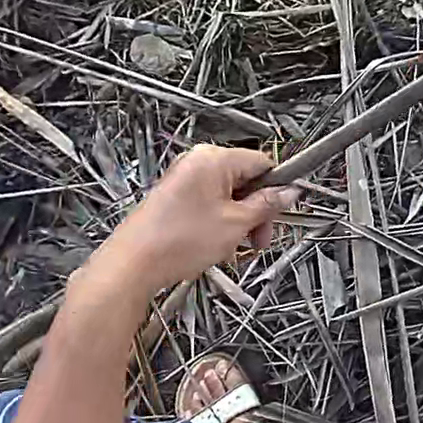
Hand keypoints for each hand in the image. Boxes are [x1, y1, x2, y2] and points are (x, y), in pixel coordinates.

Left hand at [90, 145, 299, 294]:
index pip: (262, 162)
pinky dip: (221, 223)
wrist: (134, 264)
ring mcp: (185, 180)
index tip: (282, 211)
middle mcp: (197, 163)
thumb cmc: (175, 240)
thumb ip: (267, 205)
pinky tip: (217, 245)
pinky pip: (211, 204)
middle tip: (258, 237)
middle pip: (246, 180)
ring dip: (240, 221)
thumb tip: (288, 192)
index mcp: (213, 159)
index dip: (277, 189)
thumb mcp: (236, 223)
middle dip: (257, 211)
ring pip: (229, 196)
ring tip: (234, 245)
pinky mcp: (176, 198)